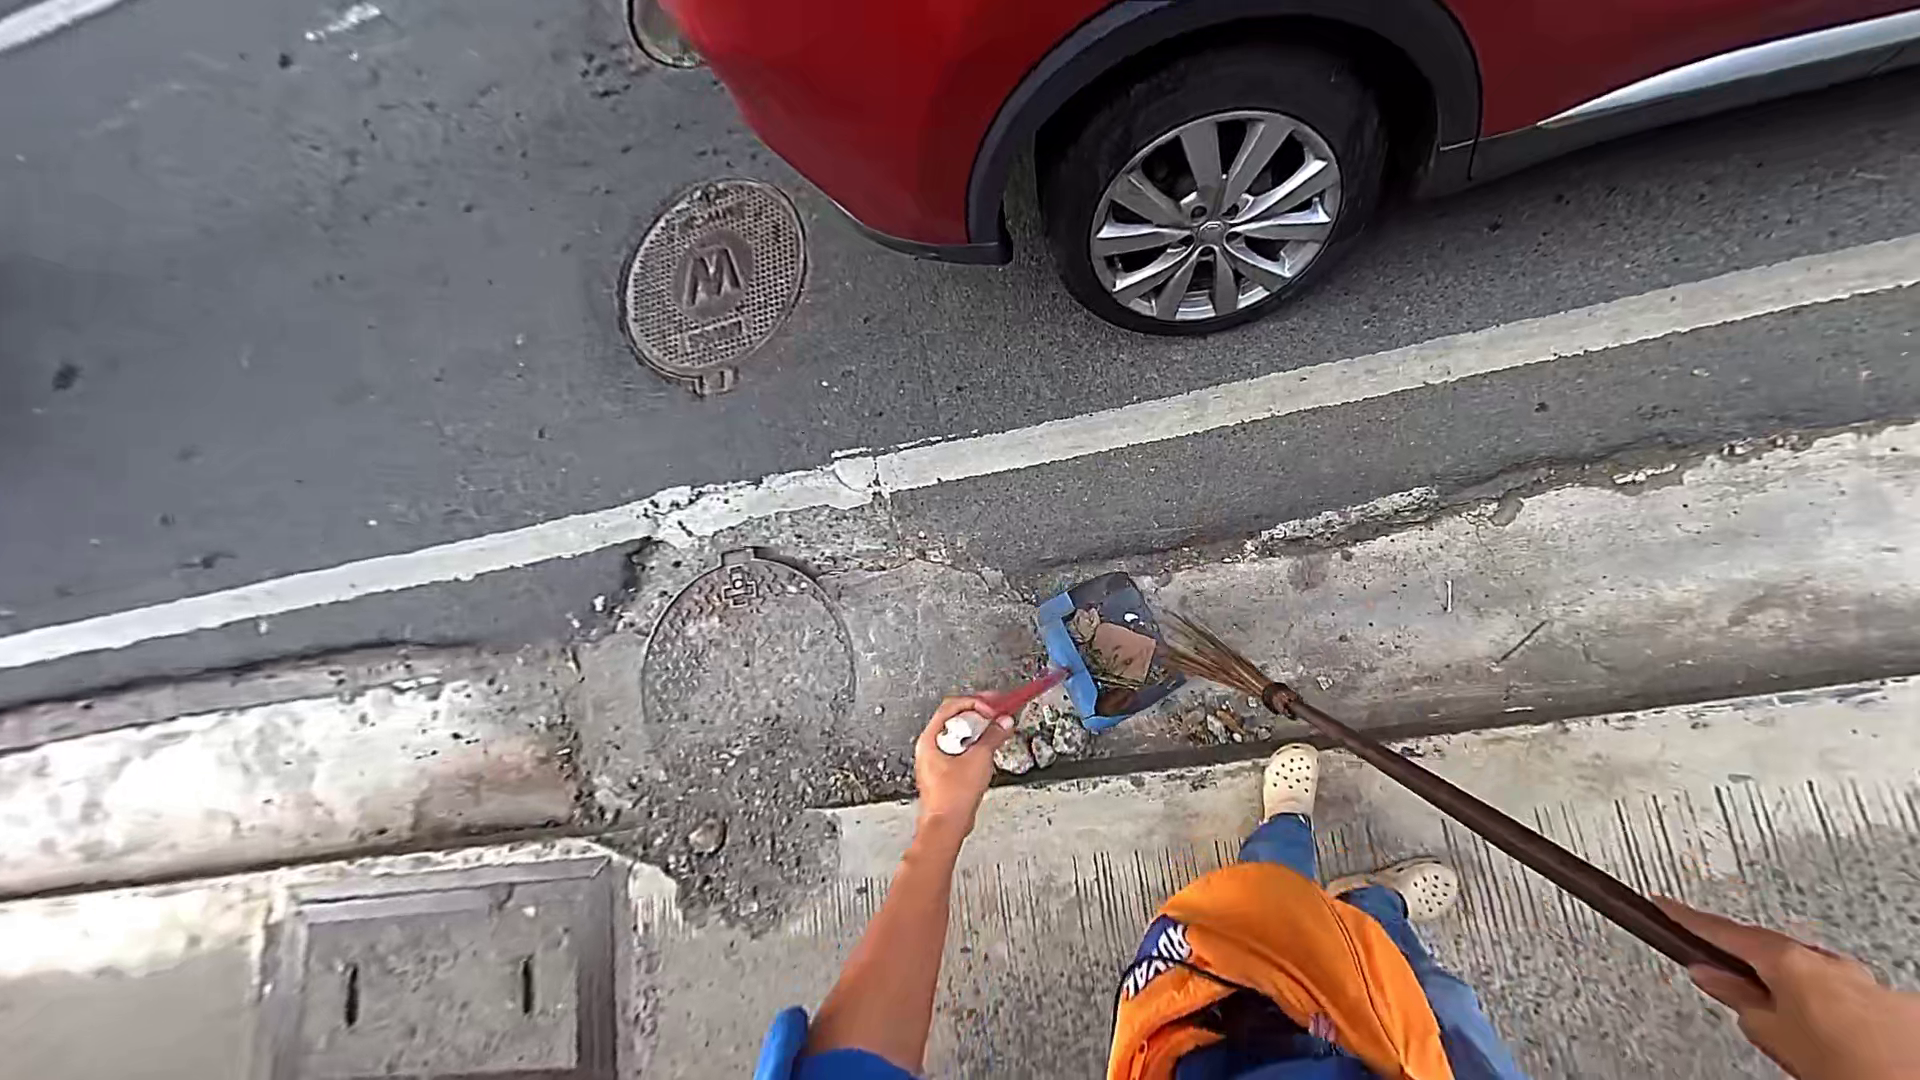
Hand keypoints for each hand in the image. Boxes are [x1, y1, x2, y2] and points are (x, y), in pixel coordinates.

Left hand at [912, 696, 1012, 836]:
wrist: (946, 827)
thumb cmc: (952, 798)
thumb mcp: (979, 759)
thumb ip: (993, 736)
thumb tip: (1003, 722)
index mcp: (931, 738)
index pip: (952, 706)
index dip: (975, 702)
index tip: (994, 707)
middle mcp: (931, 745)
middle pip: (955, 716)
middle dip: (979, 712)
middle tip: (998, 710)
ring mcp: (937, 757)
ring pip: (959, 732)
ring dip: (979, 727)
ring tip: (997, 727)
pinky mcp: (946, 769)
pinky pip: (961, 747)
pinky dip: (976, 742)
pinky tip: (989, 745)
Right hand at [1656, 896, 1919, 1079]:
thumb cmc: (1847, 1066)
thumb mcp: (1770, 1033)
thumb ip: (1736, 998)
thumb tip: (1710, 977)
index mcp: (1789, 959)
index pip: (1719, 929)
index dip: (1683, 917)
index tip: (1663, 904)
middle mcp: (1832, 964)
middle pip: (1773, 951)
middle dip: (1751, 965)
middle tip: (1726, 978)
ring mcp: (1876, 988)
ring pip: (1817, 974)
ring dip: (1799, 990)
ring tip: (1795, 1023)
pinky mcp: (1906, 1012)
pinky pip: (1856, 996)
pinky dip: (1838, 1008)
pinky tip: (1839, 1033)